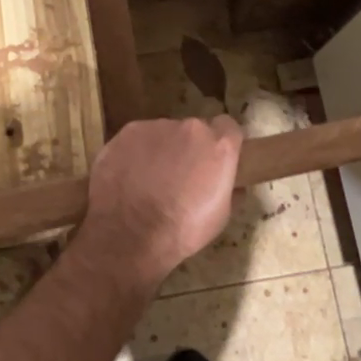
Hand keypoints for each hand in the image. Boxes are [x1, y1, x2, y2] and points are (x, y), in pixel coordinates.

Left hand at [79, 116, 242, 284]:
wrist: (130, 233)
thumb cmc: (183, 229)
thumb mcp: (221, 215)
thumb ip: (228, 188)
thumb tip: (232, 184)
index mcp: (218, 145)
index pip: (228, 127)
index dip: (221, 143)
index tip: (214, 160)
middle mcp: (189, 128)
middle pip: (194, 131)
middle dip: (190, 148)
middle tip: (180, 176)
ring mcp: (155, 127)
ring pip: (164, 134)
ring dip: (162, 150)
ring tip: (150, 180)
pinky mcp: (127, 132)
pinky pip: (138, 139)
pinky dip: (136, 153)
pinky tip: (129, 177)